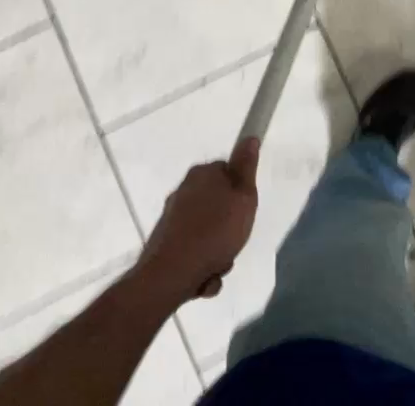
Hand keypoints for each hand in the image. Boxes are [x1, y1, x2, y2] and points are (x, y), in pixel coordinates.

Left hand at [135, 138, 261, 305]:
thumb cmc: (215, 231)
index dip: (241, 190)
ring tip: (220, 263)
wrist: (172, 273)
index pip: (228, 170)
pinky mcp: (165, 242)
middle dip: (229, 224)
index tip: (246, 208)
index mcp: (202, 174)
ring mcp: (172, 217)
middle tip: (236, 237)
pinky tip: (205, 276)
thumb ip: (247, 168)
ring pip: (207, 230)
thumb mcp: (244, 197)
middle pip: (218, 203)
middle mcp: (184, 190)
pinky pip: (193, 249)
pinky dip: (202, 262)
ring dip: (217, 249)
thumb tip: (249, 137)